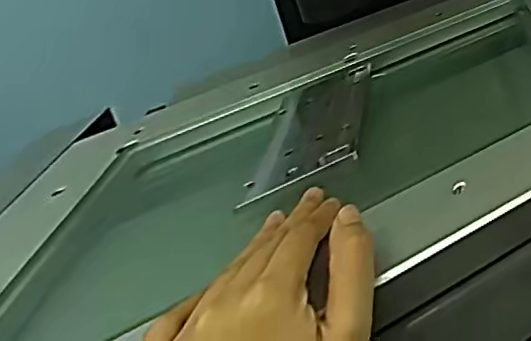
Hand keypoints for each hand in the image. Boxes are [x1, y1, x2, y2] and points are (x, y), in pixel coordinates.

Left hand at [146, 187, 373, 340]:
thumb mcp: (347, 330)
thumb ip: (353, 267)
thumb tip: (350, 219)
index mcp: (270, 292)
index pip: (303, 233)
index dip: (322, 214)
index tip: (333, 204)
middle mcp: (223, 305)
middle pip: (266, 248)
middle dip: (293, 222)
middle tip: (309, 202)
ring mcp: (188, 334)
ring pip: (227, 274)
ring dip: (255, 247)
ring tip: (272, 229)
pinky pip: (176, 316)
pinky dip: (201, 293)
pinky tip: (211, 288)